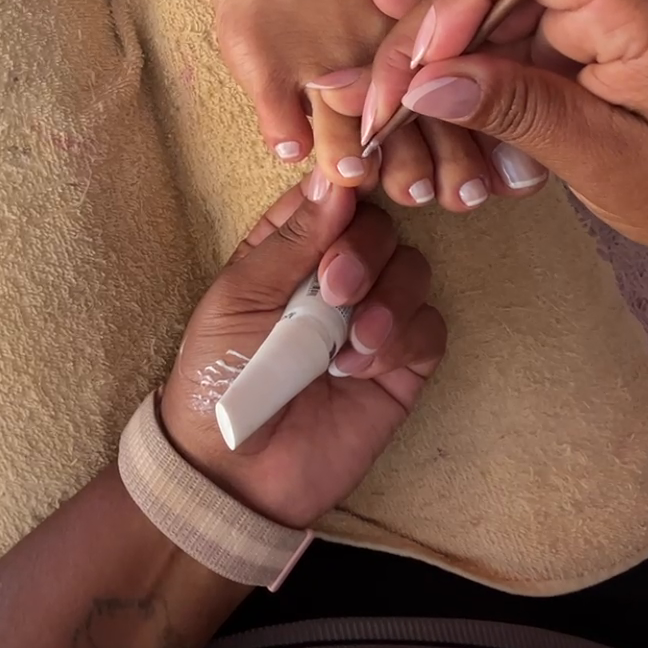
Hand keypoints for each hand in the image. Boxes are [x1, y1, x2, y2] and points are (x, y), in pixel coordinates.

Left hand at [159, 177, 446, 528]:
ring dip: (388, 299)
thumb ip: (293, 239)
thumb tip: (337, 176)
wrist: (234, 471)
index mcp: (290, 246)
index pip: (335, 194)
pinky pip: (429, 328)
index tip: (356, 192)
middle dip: (364, 252)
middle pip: (382, 227)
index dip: (349, 189)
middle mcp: (334, 271)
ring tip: (349, 343)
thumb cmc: (218, 371)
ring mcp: (370, 316)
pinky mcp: (400, 364)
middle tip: (335, 291)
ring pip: (414, 271)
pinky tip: (358, 369)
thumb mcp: (241, 296)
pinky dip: (401, 341)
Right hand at [360, 0, 647, 275]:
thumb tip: (425, 82)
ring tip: (392, 121)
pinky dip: (471, 73)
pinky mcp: (592, 36)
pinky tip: (412, 72)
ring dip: (440, 67)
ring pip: (493, 14)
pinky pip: (516, 42)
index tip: (423, 61)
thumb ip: (521, 112)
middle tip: (375, 108)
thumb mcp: (617, 165)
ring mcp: (604, 8)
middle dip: (427, 40)